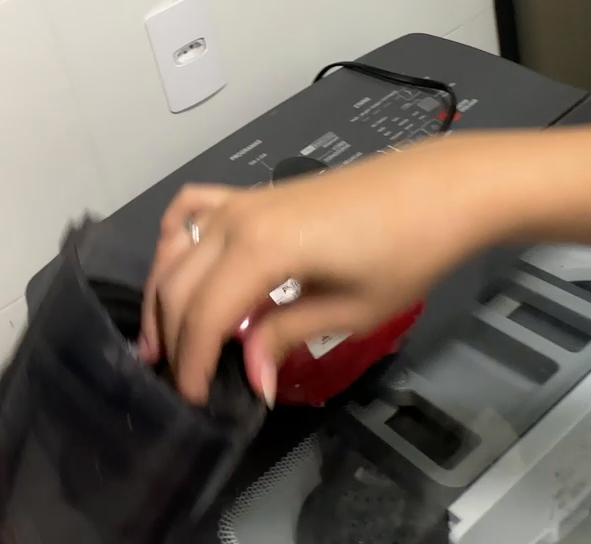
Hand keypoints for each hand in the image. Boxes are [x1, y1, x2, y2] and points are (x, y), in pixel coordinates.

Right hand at [139, 139, 499, 403]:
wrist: (431, 191)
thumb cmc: (402, 253)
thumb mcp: (351, 310)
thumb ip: (287, 336)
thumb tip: (252, 378)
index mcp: (260, 249)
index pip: (205, 314)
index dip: (193, 361)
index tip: (195, 398)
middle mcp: (233, 220)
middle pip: (180, 284)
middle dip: (172, 337)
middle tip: (180, 380)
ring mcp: (235, 202)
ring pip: (173, 249)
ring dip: (162, 294)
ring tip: (158, 337)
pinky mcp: (245, 194)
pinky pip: (189, 208)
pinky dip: (172, 235)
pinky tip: (172, 259)